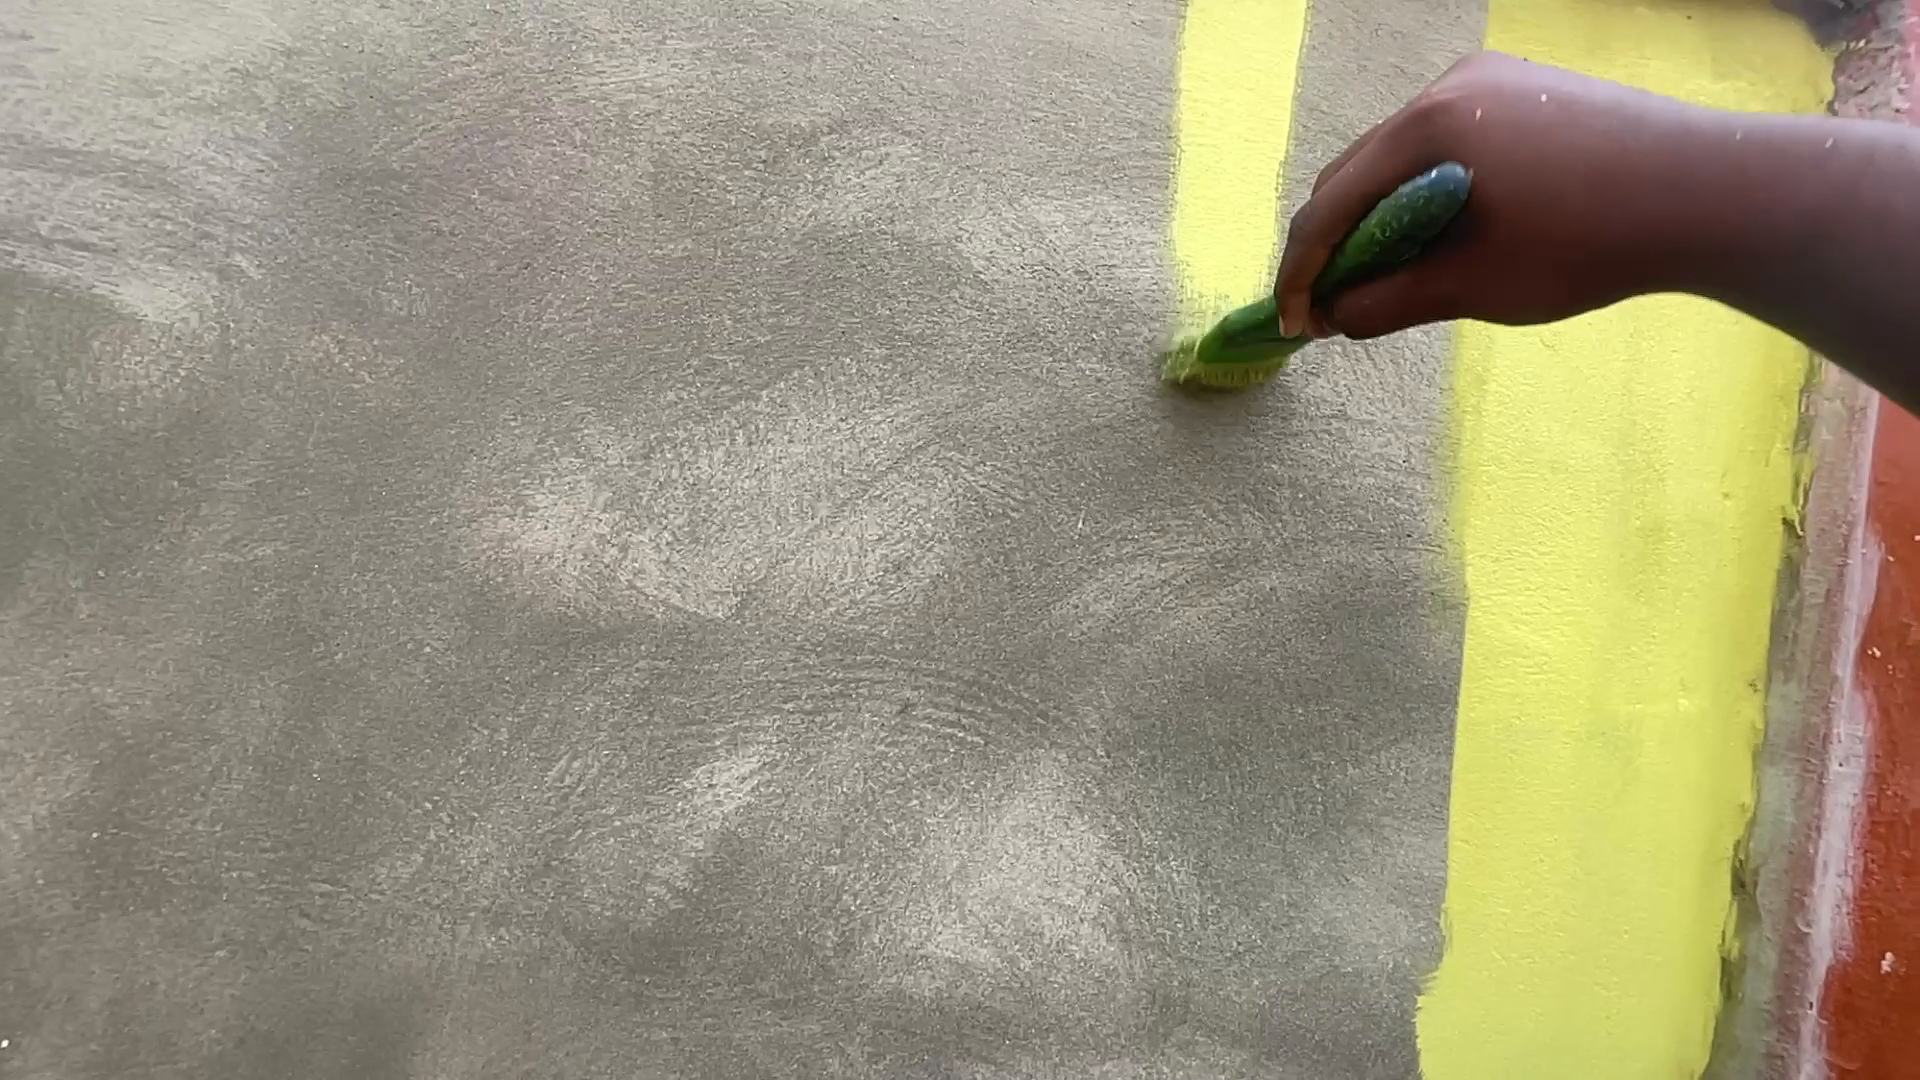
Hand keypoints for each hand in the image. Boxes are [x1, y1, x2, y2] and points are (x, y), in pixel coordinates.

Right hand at [1274, 51, 1704, 339]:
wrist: (1719, 194)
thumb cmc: (1586, 244)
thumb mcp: (1467, 287)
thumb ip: (1381, 304)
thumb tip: (1331, 319)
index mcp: (1427, 126)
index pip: (1327, 205)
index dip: (1299, 272)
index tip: (1294, 324)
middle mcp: (1444, 88)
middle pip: (1348, 177)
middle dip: (1327, 246)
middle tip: (1329, 305)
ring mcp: (1482, 83)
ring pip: (1384, 163)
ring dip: (1365, 223)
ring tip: (1372, 276)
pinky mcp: (1513, 94)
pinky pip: (1427, 150)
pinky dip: (1405, 199)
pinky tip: (1418, 236)